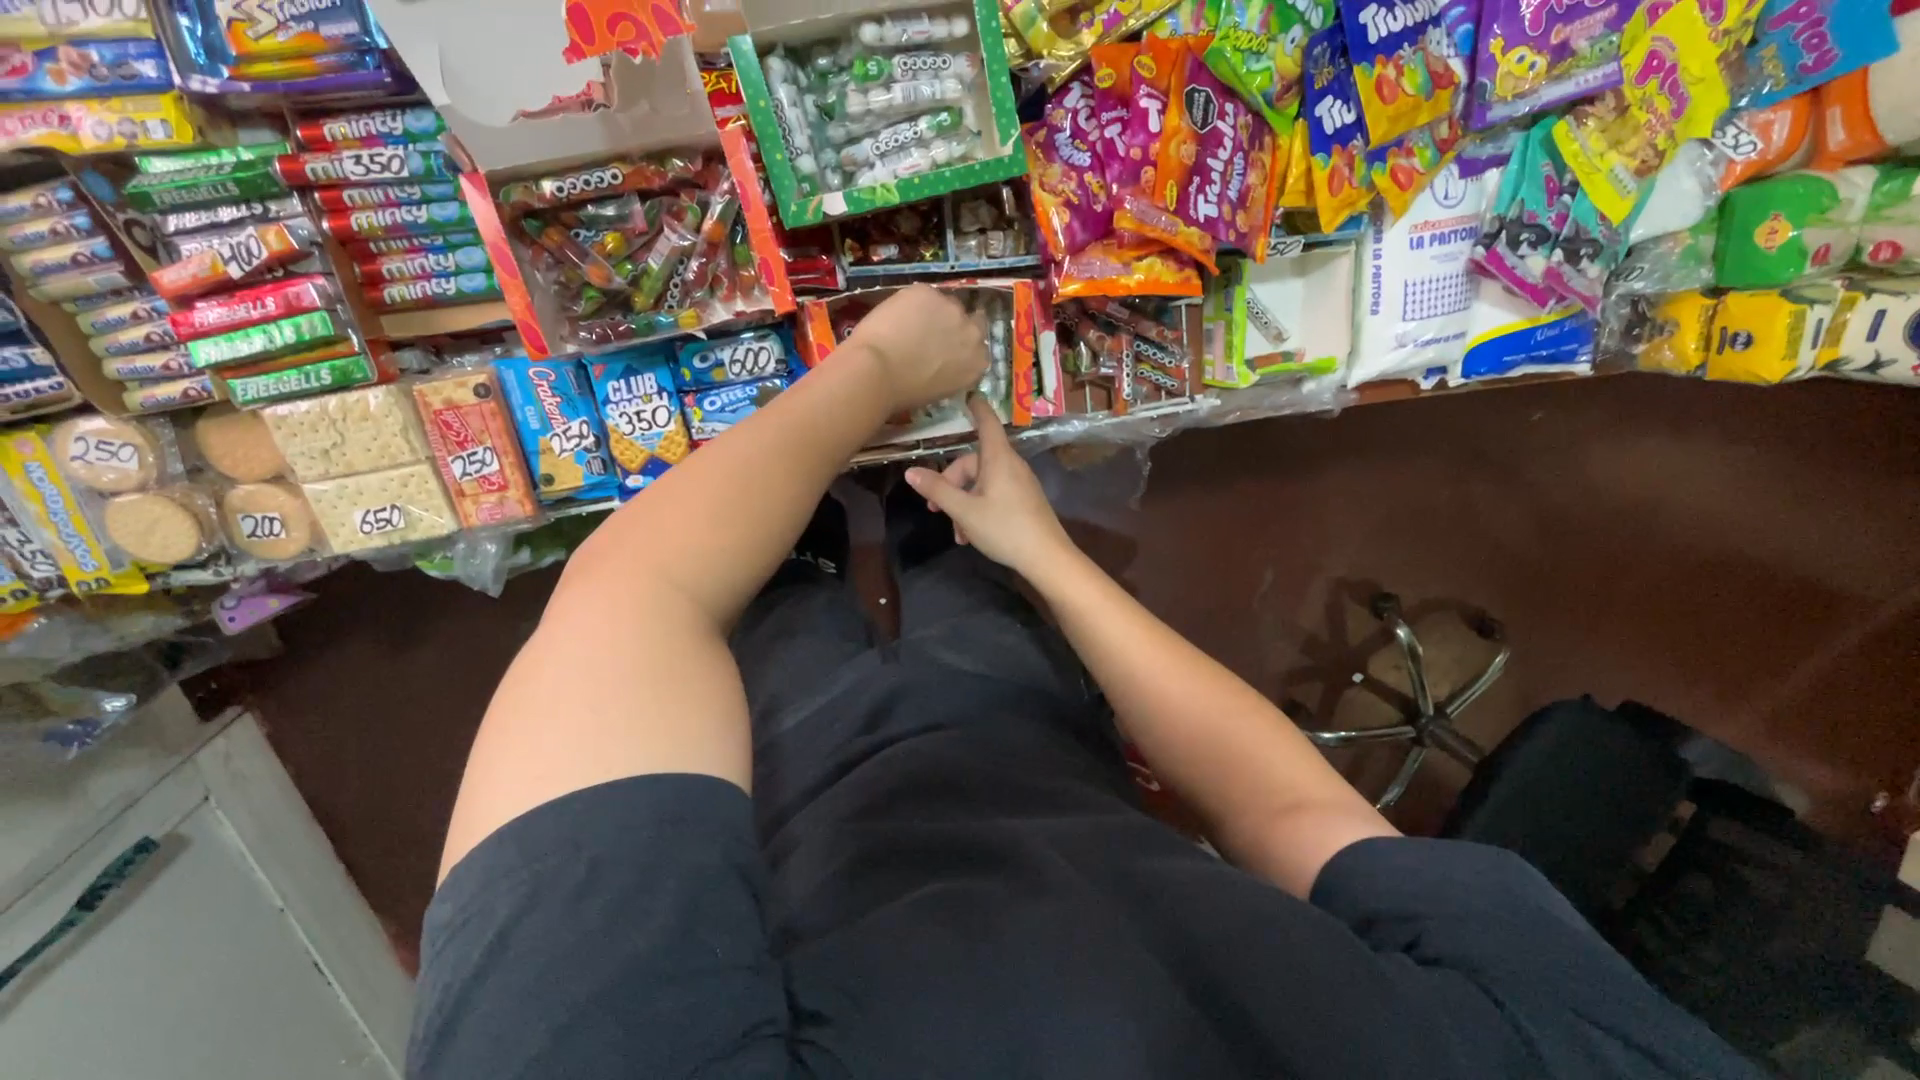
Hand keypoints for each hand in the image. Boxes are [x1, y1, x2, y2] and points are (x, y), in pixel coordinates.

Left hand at [842, 284, 988, 413]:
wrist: (879, 372)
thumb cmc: (905, 392)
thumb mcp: (940, 388)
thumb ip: (951, 368)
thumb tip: (941, 359)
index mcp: (977, 362)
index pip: (976, 345)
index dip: (959, 342)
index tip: (945, 345)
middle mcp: (972, 333)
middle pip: (967, 319)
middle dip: (951, 322)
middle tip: (929, 330)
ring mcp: (951, 308)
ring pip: (944, 303)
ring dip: (931, 311)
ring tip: (907, 324)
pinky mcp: (928, 292)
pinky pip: (921, 294)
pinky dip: (909, 303)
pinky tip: (894, 316)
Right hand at [903, 394, 1076, 579]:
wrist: (1047, 557)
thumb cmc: (1004, 528)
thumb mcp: (964, 511)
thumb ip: (937, 490)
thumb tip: (910, 472)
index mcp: (998, 459)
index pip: (986, 423)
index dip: (976, 408)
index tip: (968, 396)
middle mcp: (1011, 465)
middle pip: (973, 463)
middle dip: (951, 485)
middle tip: (935, 510)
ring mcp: (1020, 484)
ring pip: (982, 484)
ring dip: (963, 505)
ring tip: (957, 534)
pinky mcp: (1024, 501)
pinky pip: (994, 496)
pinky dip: (979, 510)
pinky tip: (971, 536)